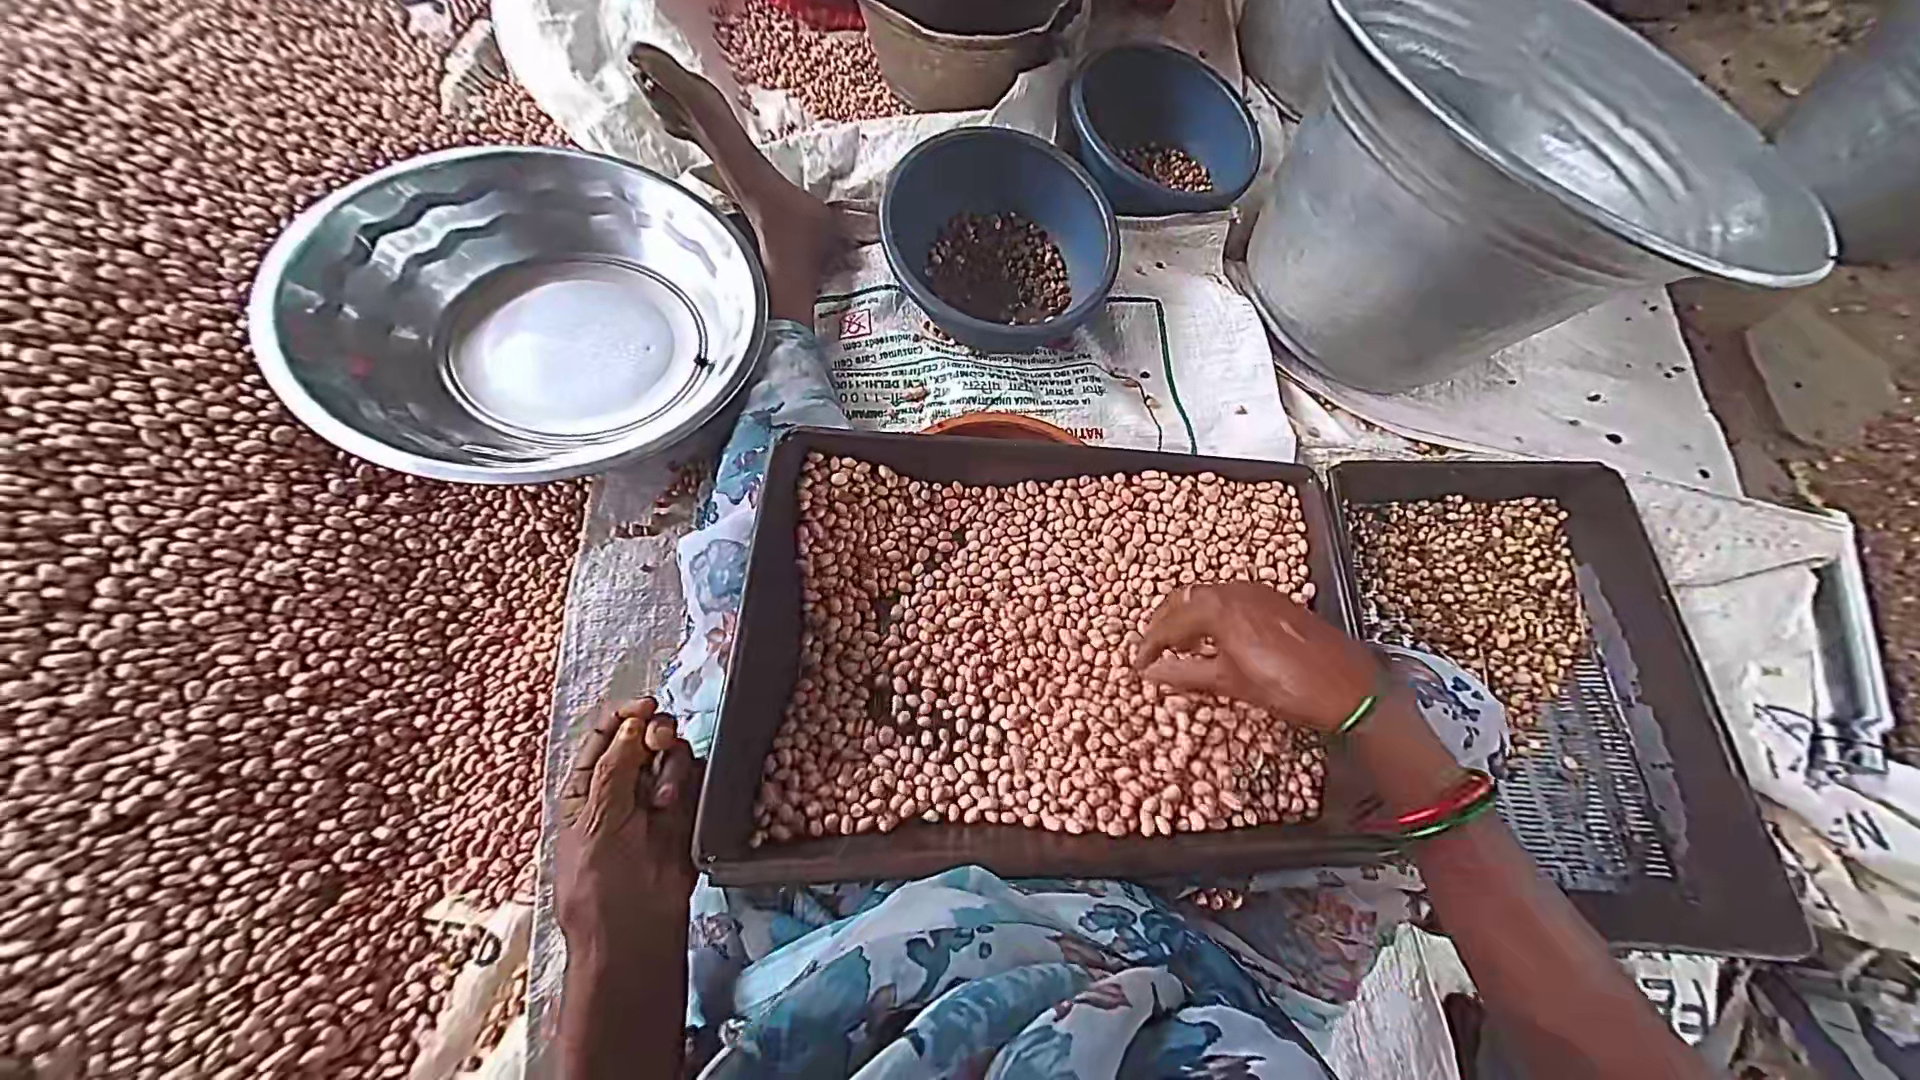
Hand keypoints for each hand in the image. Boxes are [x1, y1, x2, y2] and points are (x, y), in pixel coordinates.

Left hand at [555, 698, 700, 952]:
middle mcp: (625, 782)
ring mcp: (658, 792)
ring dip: (671, 766)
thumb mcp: (594, 820)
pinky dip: (688, 780)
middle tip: (658, 743)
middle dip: (654, 733)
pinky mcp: (688, 804)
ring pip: (673, 752)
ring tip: (663, 799)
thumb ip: (615, 766)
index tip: (645, 707)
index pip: (607, 734)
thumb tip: (634, 722)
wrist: (637, 926)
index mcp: (588, 784)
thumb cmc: (600, 881)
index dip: (625, 715)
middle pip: (644, 735)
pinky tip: (676, 804)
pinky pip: (696, 773)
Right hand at [1133, 582, 1381, 732]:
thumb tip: (1152, 673)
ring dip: (1185, 617)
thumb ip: (1185, 673)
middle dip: (1162, 625)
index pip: (1168, 625)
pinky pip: (1228, 598)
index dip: (1150, 646)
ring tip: (1178, 644)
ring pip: (1204, 596)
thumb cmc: (1291, 687)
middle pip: (1181, 601)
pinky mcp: (1273, 599)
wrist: (1352, 688)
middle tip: (1152, 651)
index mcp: (1218, 609)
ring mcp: (1256, 592)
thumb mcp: (1230, 683)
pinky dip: (1210, 613)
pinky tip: (1213, 636)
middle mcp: (1234, 591)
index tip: (1140, 664)